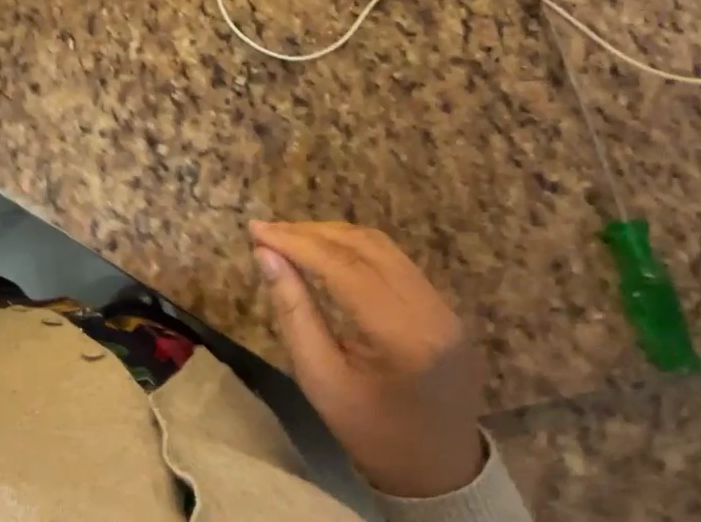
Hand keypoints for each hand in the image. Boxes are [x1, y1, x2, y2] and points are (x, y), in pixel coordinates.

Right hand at [250, 220, 486, 498]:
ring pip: (383, 247)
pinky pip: (396, 262)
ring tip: (290, 238)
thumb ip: (293, 310)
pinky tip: (325, 254)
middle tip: (267, 231)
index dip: (295, 242)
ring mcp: (445, 309)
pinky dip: (355, 249)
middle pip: (366, 247)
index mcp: (401, 336)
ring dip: (333, 235)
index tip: (255, 230)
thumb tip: (265, 254)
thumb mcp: (318, 376)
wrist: (436, 469)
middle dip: (311, 232)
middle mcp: (432, 312)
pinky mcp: (445, 309)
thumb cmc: (368, 428)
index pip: (343, 266)